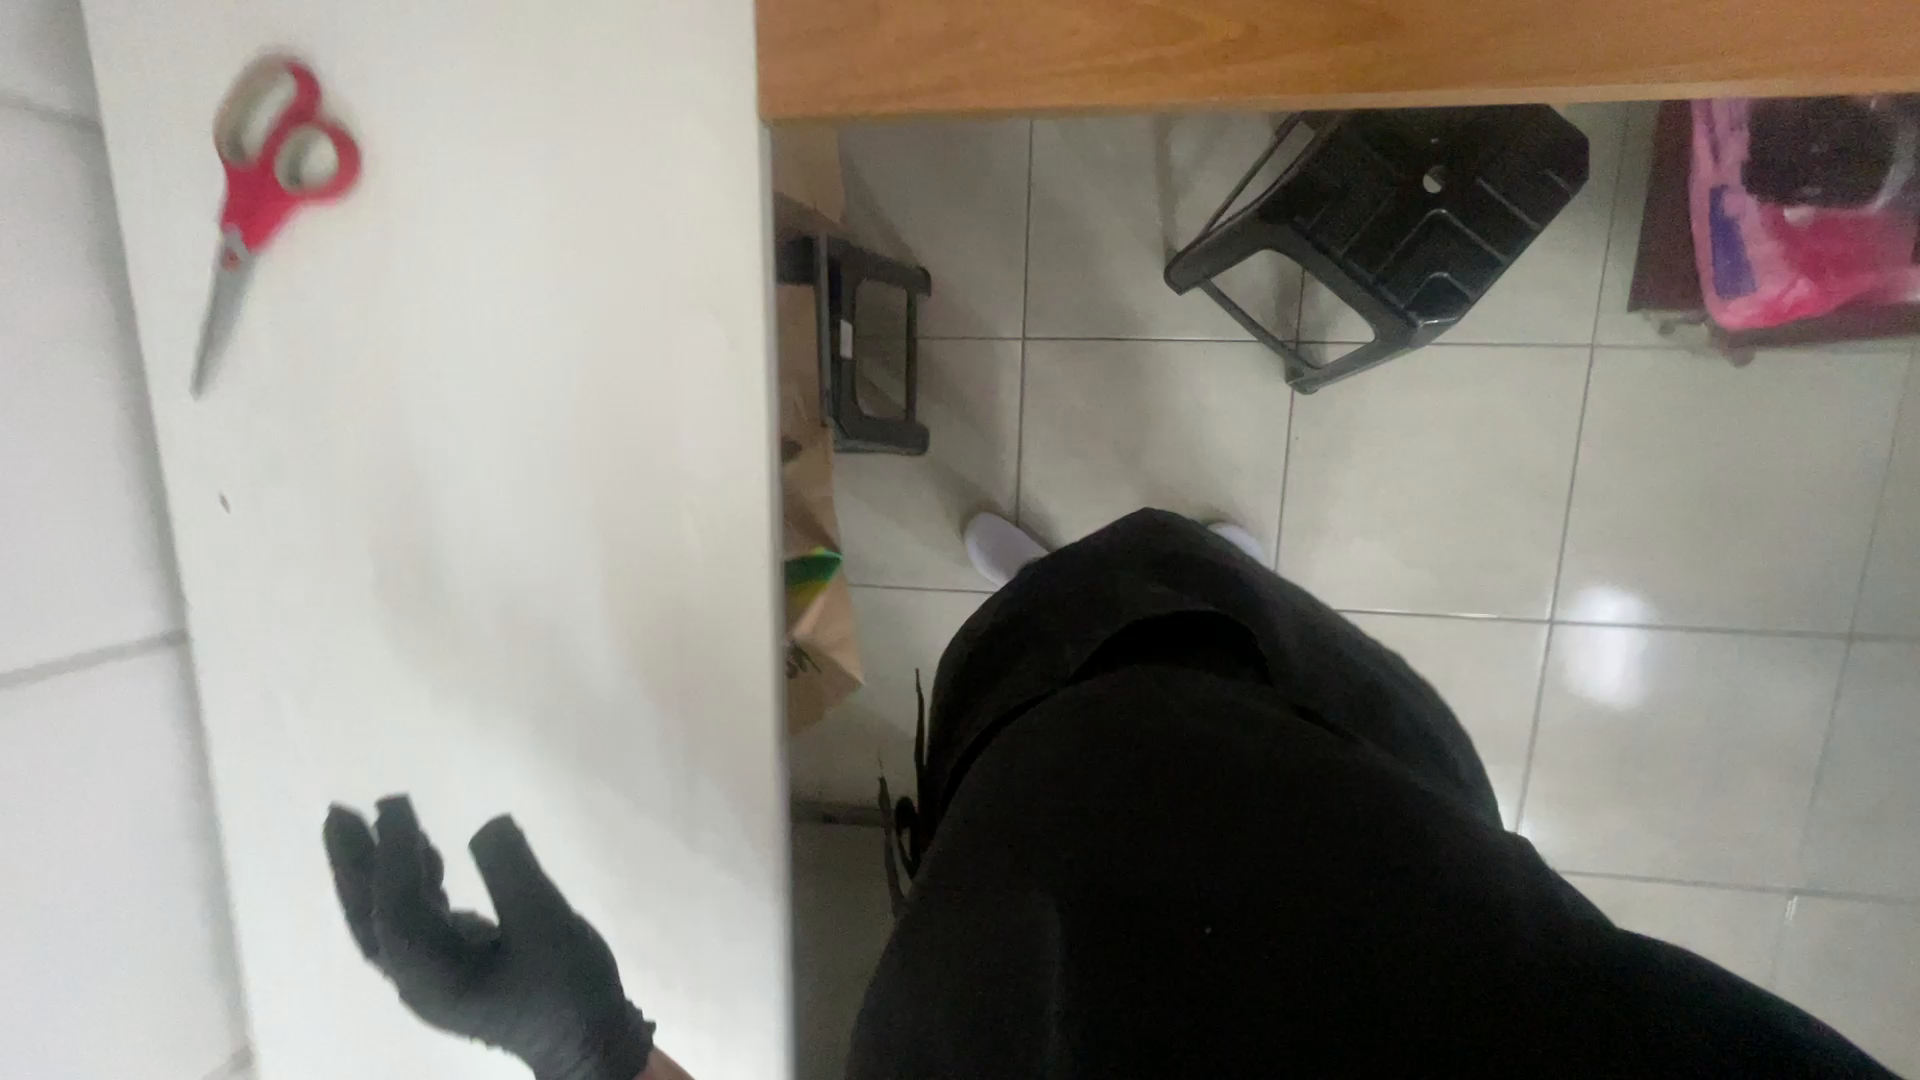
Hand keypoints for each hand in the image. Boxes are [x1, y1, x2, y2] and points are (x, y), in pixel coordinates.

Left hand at [323, 796, 654, 1079]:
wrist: (589, 1042)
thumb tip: (487, 824)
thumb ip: (513, 873)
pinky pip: (419, 920)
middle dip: (352, 865)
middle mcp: (418, 977)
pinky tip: (429, 856)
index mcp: (429, 974)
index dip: (391, 854)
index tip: (394, 805)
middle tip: (338, 812)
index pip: (395, 906)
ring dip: (379, 871)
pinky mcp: (459, 966)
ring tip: (374, 824)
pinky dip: (416, 883)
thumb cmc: (566, 986)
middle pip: (371, 917)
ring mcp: (436, 974)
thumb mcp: (546, 924)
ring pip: (389, 918)